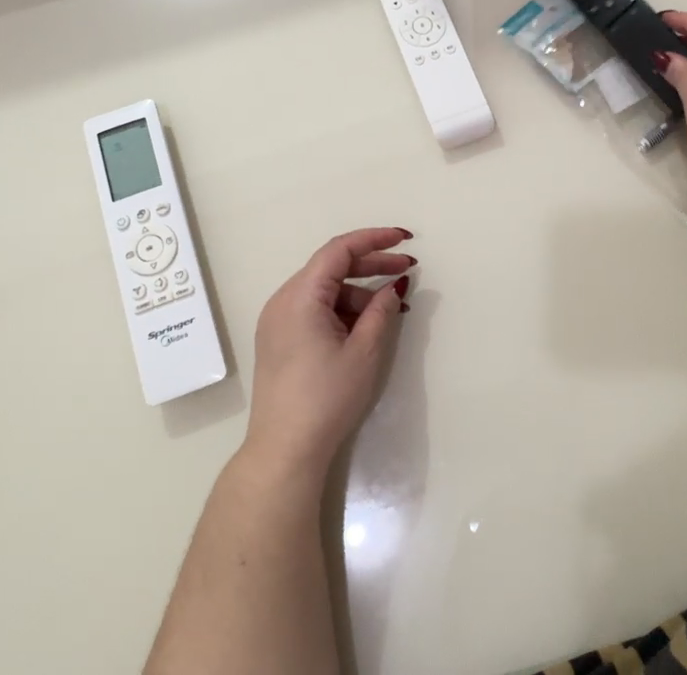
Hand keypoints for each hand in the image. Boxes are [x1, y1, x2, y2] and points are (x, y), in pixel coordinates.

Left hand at [243, 227, 415, 473]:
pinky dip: (343, 309)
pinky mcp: (280, 339)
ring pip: (325, 290)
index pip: (338, 250)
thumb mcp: (363, 351)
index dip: (373, 239)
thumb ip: (381, 311)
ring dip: (359, 292)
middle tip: (408, 269)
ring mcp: (278, 320)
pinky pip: (315, 309)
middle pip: (331, 267)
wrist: (285, 447)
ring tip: (393, 308)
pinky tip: (368, 324)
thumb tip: (395, 286)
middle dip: (371, 265)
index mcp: (300, 296)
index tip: (405, 239)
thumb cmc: (327, 396)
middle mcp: (283, 300)